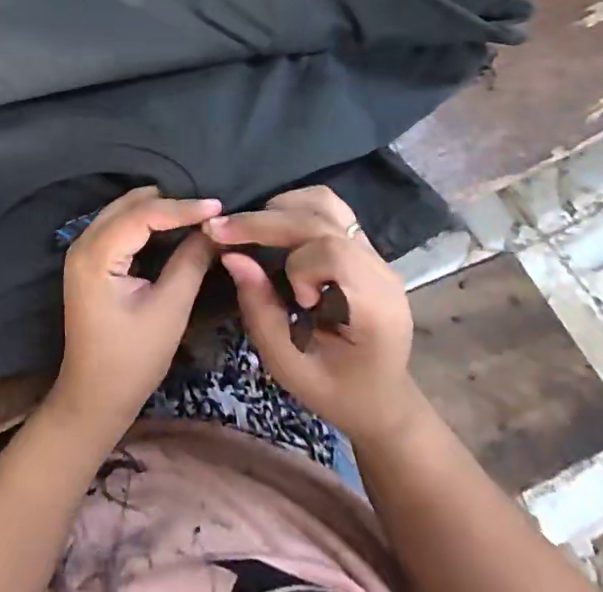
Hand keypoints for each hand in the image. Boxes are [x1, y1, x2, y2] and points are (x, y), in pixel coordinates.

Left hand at [51, 187, 220, 431]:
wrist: (94, 396)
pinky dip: (148, 222)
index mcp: (95, 256)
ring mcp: (82, 250)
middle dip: (171, 202)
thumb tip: (214, 230)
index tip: (218, 206)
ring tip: (198, 215)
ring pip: (124, 210)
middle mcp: (82, 244)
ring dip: (160, 209)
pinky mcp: (90, 260)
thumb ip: (190, 262)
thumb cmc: (132, 360)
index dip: (182, 207)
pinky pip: (120, 225)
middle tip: (210, 211)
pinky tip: (174, 227)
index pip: (143, 214)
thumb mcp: (169, 310)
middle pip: (130, 205)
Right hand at [204, 186, 421, 444]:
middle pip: (323, 218)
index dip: (300, 263)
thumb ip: (261, 312)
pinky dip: (295, 209)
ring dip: (281, 209)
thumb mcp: (291, 367)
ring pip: (326, 203)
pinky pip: (330, 209)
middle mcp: (380, 270)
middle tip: (220, 230)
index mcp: (375, 306)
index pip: (335, 252)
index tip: (293, 297)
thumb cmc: (337, 391)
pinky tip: (273, 229)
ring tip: (251, 231)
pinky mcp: (364, 246)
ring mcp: (376, 253)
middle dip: (266, 221)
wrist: (381, 399)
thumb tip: (232, 257)